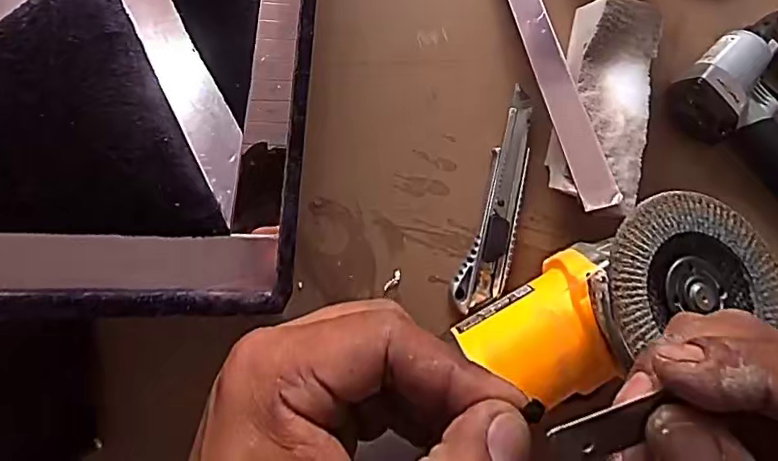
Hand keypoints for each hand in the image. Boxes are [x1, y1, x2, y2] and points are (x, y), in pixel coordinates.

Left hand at [192, 299, 533, 460]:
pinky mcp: (286, 413)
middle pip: (387, 343)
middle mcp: (272, 361)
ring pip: (379, 366)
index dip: (456, 374)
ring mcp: (277, 384)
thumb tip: (504, 425)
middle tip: (493, 426)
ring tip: (470, 435)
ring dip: (430, 403)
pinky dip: (403, 417)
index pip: (391, 336)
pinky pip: (359, 394)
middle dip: (445, 388)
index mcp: (274, 368)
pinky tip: (433, 441)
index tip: (502, 411)